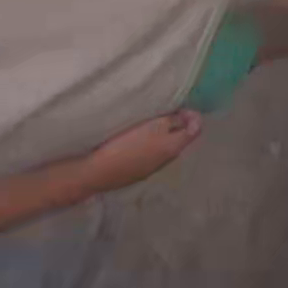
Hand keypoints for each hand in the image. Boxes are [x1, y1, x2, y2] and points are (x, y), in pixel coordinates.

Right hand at [77, 111, 201, 192]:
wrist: (91, 174)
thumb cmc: (127, 145)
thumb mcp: (156, 124)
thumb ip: (174, 120)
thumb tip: (181, 119)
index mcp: (176, 147)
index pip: (196, 129)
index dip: (192, 117)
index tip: (180, 110)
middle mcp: (167, 160)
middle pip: (180, 140)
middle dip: (177, 127)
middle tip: (166, 117)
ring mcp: (150, 171)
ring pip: (164, 150)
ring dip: (162, 139)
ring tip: (150, 130)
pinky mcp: (133, 177)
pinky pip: (148, 159)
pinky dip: (148, 149)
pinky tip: (135, 145)